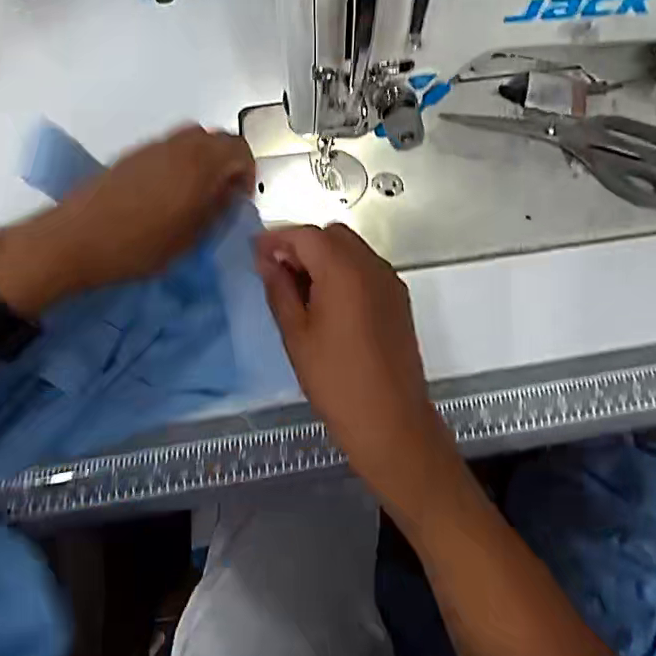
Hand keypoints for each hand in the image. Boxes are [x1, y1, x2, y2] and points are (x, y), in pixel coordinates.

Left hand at [0, 125, 253, 315]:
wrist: (74, 240)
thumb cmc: (138, 245)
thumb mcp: (190, 238)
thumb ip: (218, 210)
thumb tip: (230, 194)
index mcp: (199, 163)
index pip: (240, 149)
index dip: (247, 173)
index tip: (239, 200)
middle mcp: (178, 145)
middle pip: (217, 139)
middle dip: (226, 163)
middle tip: (221, 196)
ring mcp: (152, 147)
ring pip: (191, 141)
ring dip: (202, 161)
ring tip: (194, 196)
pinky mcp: (131, 155)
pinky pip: (168, 149)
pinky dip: (179, 163)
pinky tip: (166, 195)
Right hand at [254, 224, 460, 512]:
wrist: (391, 421)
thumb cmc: (335, 381)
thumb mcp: (296, 334)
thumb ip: (279, 289)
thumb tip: (268, 261)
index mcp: (344, 271)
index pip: (306, 235)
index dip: (277, 239)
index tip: (256, 253)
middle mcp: (372, 266)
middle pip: (331, 235)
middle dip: (302, 245)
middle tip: (277, 272)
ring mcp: (390, 281)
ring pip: (351, 249)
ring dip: (324, 256)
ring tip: (300, 289)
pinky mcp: (398, 298)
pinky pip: (366, 268)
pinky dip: (344, 270)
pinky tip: (327, 301)